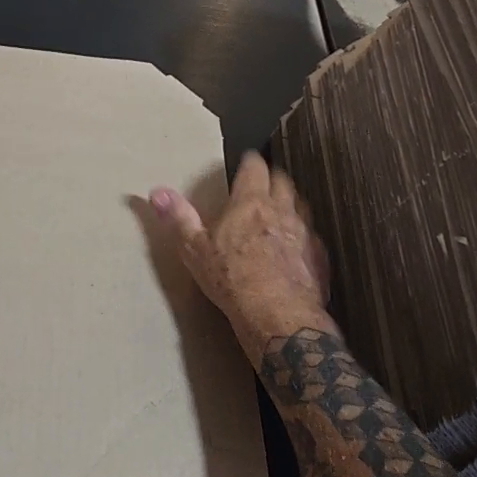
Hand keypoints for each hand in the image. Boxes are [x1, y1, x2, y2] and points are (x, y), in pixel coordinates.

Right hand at [150, 152, 336, 354]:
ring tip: (278, 211)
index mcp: (250, 203)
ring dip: (289, 204)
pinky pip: (312, 236)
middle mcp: (281, 211)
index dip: (250, 161)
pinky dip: (302, 235)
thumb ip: (178, 218)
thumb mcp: (194, 249)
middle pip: (282, 181)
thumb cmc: (232, 279)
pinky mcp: (318, 257)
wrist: (278, 316)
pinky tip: (294, 247)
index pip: (255, 167)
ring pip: (300, 206)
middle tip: (261, 182)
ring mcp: (304, 233)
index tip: (247, 160)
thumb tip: (157, 192)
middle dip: (272, 178)